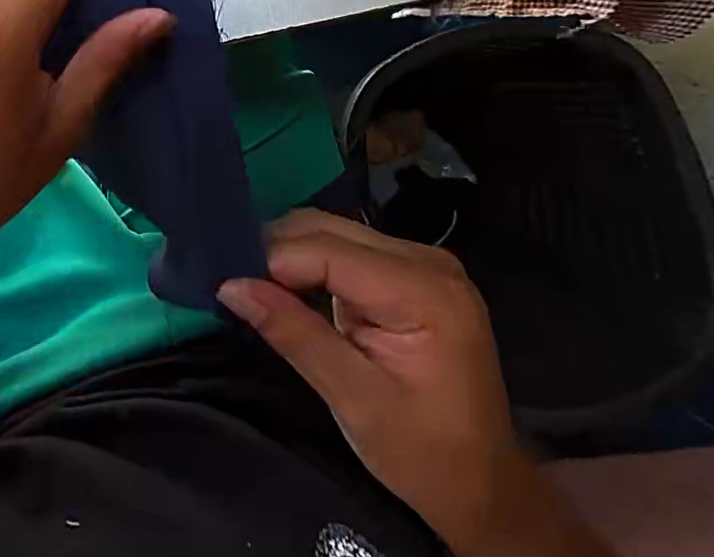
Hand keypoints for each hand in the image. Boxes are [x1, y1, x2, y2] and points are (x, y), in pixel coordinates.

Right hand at [217, 211, 609, 556]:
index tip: (229, 286)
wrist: (484, 484)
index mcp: (425, 290)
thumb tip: (231, 286)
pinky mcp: (408, 271)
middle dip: (275, 252)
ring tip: (253, 287)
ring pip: (331, 231)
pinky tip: (286, 288)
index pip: (327, 250)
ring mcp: (420, 261)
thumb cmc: (425, 454)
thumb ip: (294, 334)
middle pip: (328, 229)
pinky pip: (344, 249)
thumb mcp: (354, 400)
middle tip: (234, 285)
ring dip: (288, 255)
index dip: (272, 262)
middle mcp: (426, 259)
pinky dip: (308, 264)